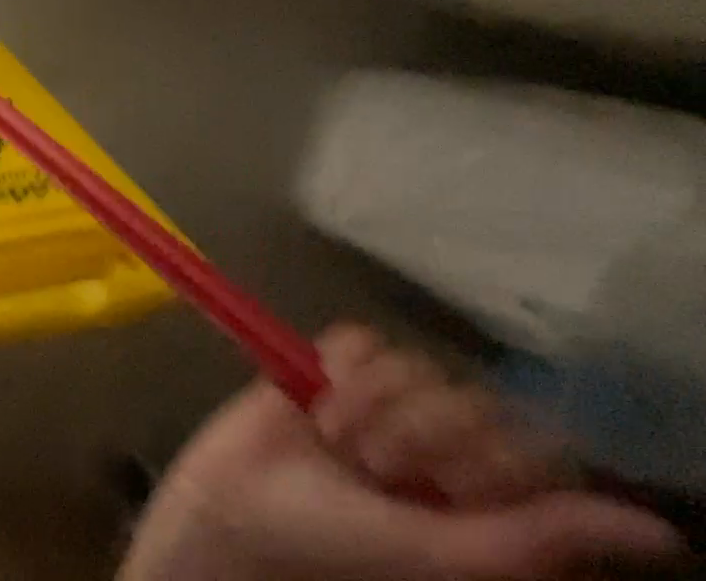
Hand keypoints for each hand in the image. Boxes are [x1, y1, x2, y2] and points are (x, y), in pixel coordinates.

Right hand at [120, 326, 684, 579]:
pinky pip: (359, 338)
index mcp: (484, 490)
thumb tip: (659, 531)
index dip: (482, 459)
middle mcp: (445, 439)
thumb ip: (536, 536)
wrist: (232, 503)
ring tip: (331, 440)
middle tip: (367, 469)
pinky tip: (312, 397)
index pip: (529, 442)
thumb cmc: (332, 541)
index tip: (437, 490)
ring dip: (362, 406)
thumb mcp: (439, 553)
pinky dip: (333, 367)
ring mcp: (388, 399)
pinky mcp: (332, 365)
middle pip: (467, 398)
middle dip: (408, 435)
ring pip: (411, 365)